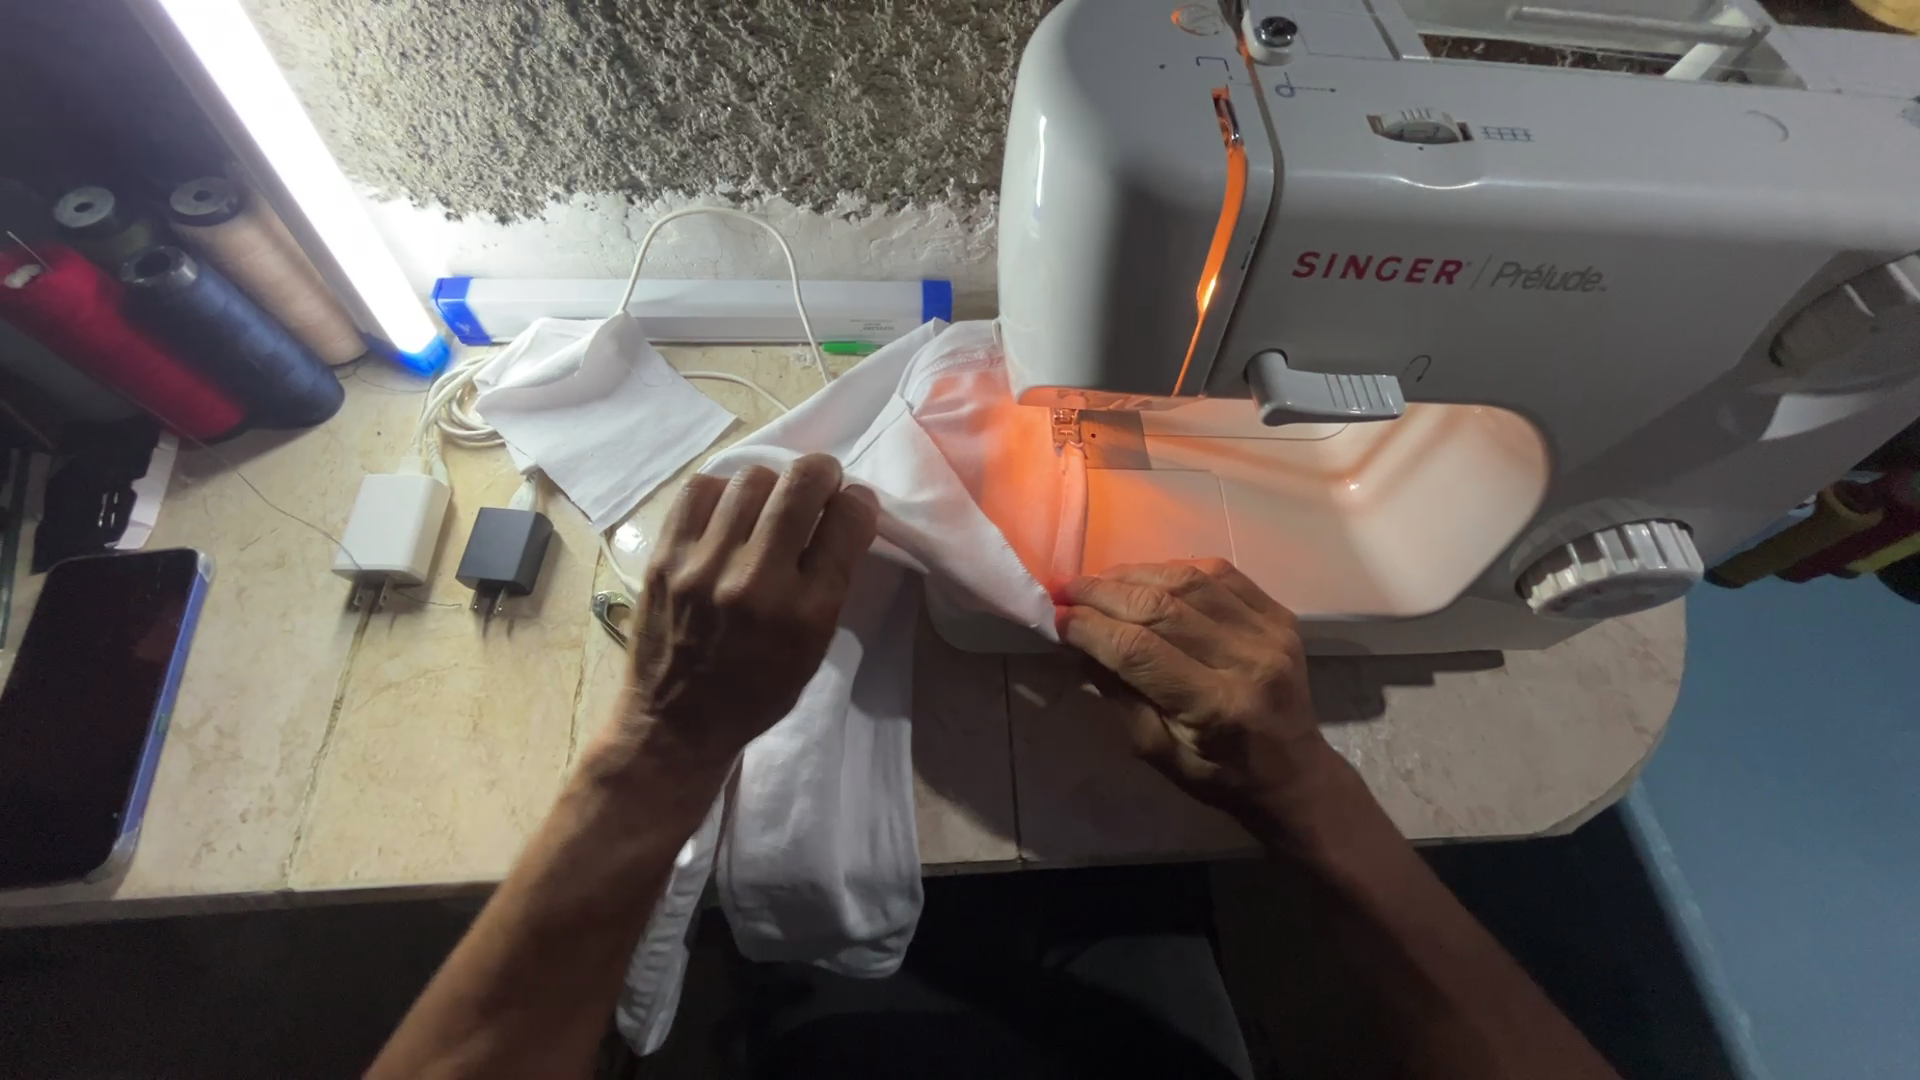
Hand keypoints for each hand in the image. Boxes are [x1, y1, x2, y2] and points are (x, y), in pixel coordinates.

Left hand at [610, 454, 877, 771]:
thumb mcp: (817, 645)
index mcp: (807, 612)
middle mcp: (757, 582)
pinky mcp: (664, 558)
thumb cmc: (761, 689)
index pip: (847, 521)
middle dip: (822, 472)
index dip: (858, 501)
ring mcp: (704, 566)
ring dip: (773, 483)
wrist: (677, 722)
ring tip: (771, 503)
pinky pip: (701, 489)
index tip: (853, 504)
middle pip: (801, 483)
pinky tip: (730, 510)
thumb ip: (834, 579)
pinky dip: (725, 490)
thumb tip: (846, 512)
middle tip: (821, 483)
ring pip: (752, 478)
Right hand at [1054, 558, 1326, 811]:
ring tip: (1098, 581)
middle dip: (1102, 593)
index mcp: (1216, 707)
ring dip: (1133, 573)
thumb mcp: (1154, 749)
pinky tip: (1147, 577)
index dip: (1090, 627)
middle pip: (1161, 607)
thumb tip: (1077, 639)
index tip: (1056, 616)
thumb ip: (1116, 692)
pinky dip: (1174, 567)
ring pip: (1188, 580)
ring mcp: (1269, 632)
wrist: (1294, 773)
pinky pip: (1219, 572)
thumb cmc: (1216, 773)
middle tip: (1065, 589)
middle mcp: (1248, 661)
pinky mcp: (1279, 615)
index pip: (1139, 649)